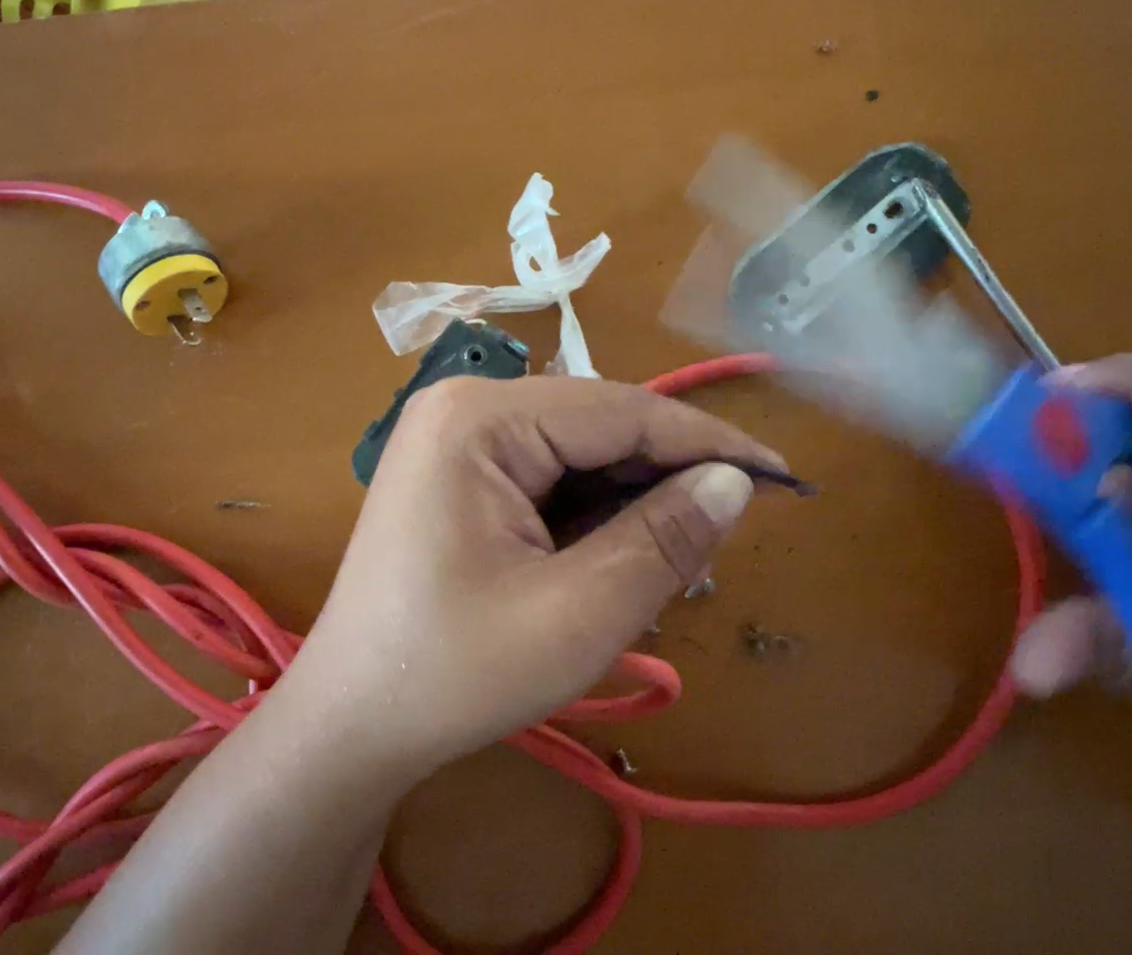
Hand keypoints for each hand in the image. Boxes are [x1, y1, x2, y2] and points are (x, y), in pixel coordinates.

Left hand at [275, 374, 780, 776]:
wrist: (351, 723)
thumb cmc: (456, 673)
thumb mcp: (577, 614)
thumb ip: (663, 540)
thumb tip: (735, 483)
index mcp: (480, 419)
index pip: (623, 410)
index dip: (708, 443)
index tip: (781, 478)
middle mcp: (463, 409)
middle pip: (597, 426)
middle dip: (664, 479)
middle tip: (722, 539)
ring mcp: (453, 441)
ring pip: (576, 454)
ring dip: (630, 503)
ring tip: (671, 562)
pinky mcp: (454, 477)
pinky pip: (545, 478)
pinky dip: (590, 516)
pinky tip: (612, 560)